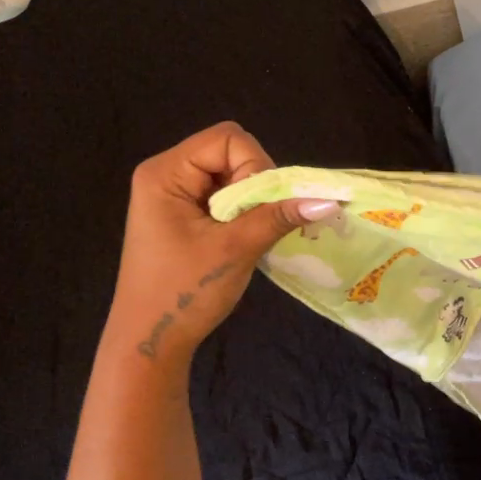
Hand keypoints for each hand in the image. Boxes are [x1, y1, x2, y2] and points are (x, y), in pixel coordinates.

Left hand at [106, 122, 336, 365]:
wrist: (151, 340)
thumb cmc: (184, 291)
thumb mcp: (236, 249)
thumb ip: (279, 217)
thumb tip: (328, 200)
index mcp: (165, 173)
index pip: (228, 139)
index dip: (255, 166)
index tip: (259, 207)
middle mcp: (167, 176)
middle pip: (231, 153)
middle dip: (257, 184)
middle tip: (258, 224)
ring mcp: (176, 197)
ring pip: (233, 177)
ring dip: (254, 202)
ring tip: (252, 236)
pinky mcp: (186, 216)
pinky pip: (227, 197)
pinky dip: (246, 214)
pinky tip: (246, 240)